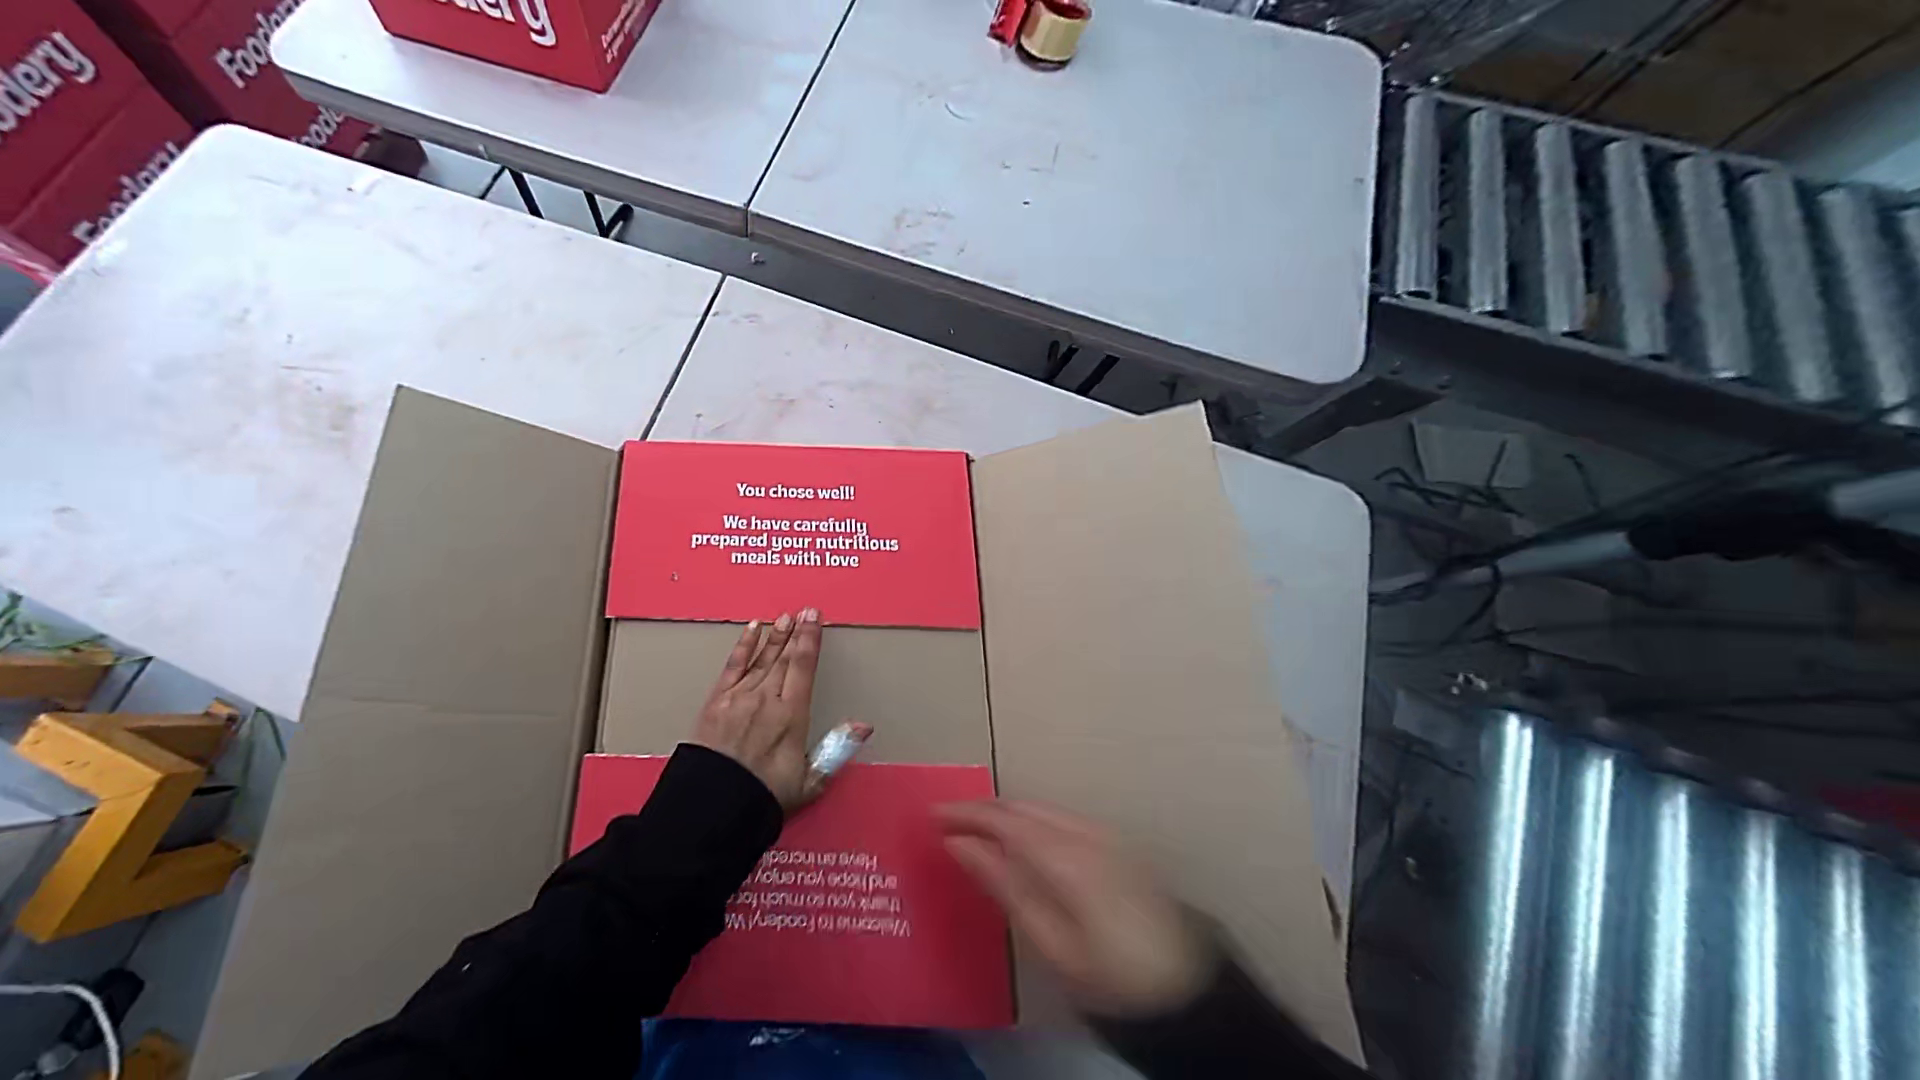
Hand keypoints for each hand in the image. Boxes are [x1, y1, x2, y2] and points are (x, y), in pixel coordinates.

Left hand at [692, 609, 868, 811]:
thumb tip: (864, 726)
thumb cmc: (762, 797)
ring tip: (783, 618)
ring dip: (774, 637)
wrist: (711, 808)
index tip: (815, 619)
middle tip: (803, 611)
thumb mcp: (810, 781)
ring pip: (761, 658)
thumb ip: (836, 749)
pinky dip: (742, 647)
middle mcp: (766, 699)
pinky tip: (750, 631)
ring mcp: (738, 698)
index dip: (810, 640)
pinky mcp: (715, 702)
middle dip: (795, 632)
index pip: (804, 666)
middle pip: (784, 657)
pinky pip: (732, 666)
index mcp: (791, 715)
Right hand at [938, 801, 1214, 1018]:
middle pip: (1022, 806)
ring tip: (975, 829)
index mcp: (1063, 854)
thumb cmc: (1109, 974)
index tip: (932, 814)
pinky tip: (1020, 838)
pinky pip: (1060, 818)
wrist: (1186, 983)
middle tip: (946, 821)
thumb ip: (1004, 884)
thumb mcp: (1050, 940)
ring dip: (1006, 812)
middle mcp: (1083, 831)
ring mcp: (1103, 834)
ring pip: (1042, 808)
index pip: (1002, 817)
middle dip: (982, 808)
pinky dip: (1030, 819)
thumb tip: (960, 845)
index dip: (965, 812)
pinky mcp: (1115, 843)